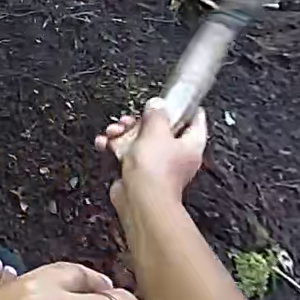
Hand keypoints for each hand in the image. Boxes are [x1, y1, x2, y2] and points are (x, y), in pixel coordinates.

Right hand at [96, 99, 207, 213]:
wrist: (140, 198)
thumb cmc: (156, 170)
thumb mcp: (157, 131)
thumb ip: (157, 114)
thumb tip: (157, 104)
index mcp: (190, 146)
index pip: (195, 122)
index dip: (186, 109)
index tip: (176, 100)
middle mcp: (176, 157)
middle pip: (160, 131)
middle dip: (140, 122)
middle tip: (130, 119)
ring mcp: (156, 166)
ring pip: (139, 142)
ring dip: (122, 133)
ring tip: (113, 130)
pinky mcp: (138, 174)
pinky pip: (125, 155)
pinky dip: (113, 147)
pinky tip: (104, 143)